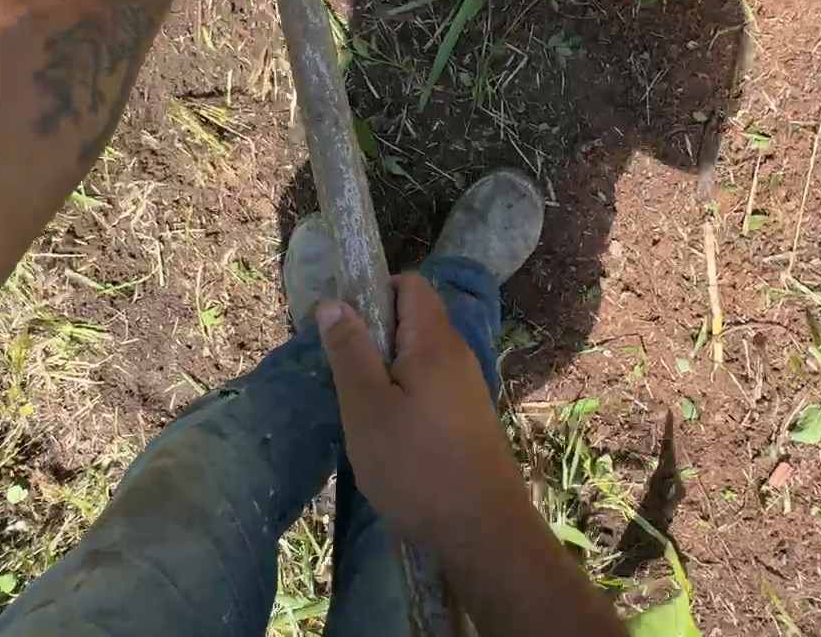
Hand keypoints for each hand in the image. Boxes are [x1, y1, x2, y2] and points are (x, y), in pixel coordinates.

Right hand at [317, 272, 536, 556]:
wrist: (486, 536)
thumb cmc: (416, 466)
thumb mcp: (366, 407)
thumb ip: (349, 350)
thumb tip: (334, 302)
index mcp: (434, 341)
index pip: (410, 284)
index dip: (375, 292)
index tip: (346, 328)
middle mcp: (458, 355)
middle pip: (414, 320)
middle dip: (375, 337)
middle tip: (347, 376)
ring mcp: (468, 389)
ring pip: (421, 358)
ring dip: (388, 372)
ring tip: (364, 411)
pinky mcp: (471, 420)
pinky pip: (432, 387)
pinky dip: (406, 397)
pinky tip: (391, 437)